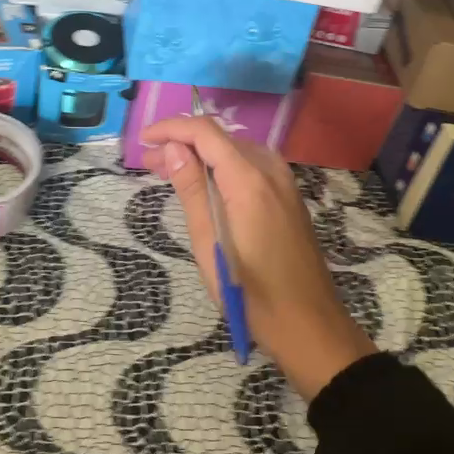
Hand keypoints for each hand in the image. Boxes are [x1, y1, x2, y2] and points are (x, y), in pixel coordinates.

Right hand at [143, 117, 376, 400]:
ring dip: (204, 156)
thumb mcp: (210, 245)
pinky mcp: (289, 198)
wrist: (309, 324)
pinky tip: (207, 187)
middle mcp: (271, 170)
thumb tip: (172, 149)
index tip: (144, 140)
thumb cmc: (251, 292)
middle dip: (184, 143)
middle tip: (150, 164)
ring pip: (237, 151)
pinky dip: (225, 168)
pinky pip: (252, 167)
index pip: (206, 132)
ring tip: (171, 174)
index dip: (172, 128)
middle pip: (222, 139)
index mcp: (250, 179)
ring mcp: (285, 183)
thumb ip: (192, 191)